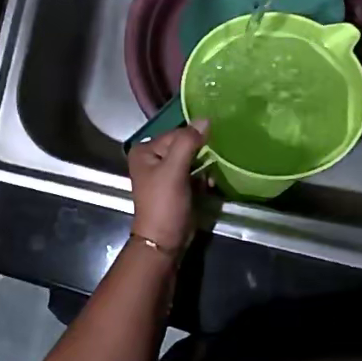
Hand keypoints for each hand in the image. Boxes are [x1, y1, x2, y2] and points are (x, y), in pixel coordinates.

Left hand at [127, 121, 207, 247]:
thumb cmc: (164, 204)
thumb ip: (188, 143)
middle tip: (217, 161)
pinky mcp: (176, 186)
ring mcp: (163, 172)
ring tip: (210, 177)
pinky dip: (203, 178)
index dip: (196, 139)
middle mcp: (151, 157)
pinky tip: (209, 185)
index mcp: (145, 150)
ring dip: (204, 167)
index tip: (216, 146)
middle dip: (201, 154)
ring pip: (191, 159)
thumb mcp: (174, 170)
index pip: (177, 133)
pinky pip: (193, 173)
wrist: (164, 241)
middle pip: (184, 145)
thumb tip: (205, 119)